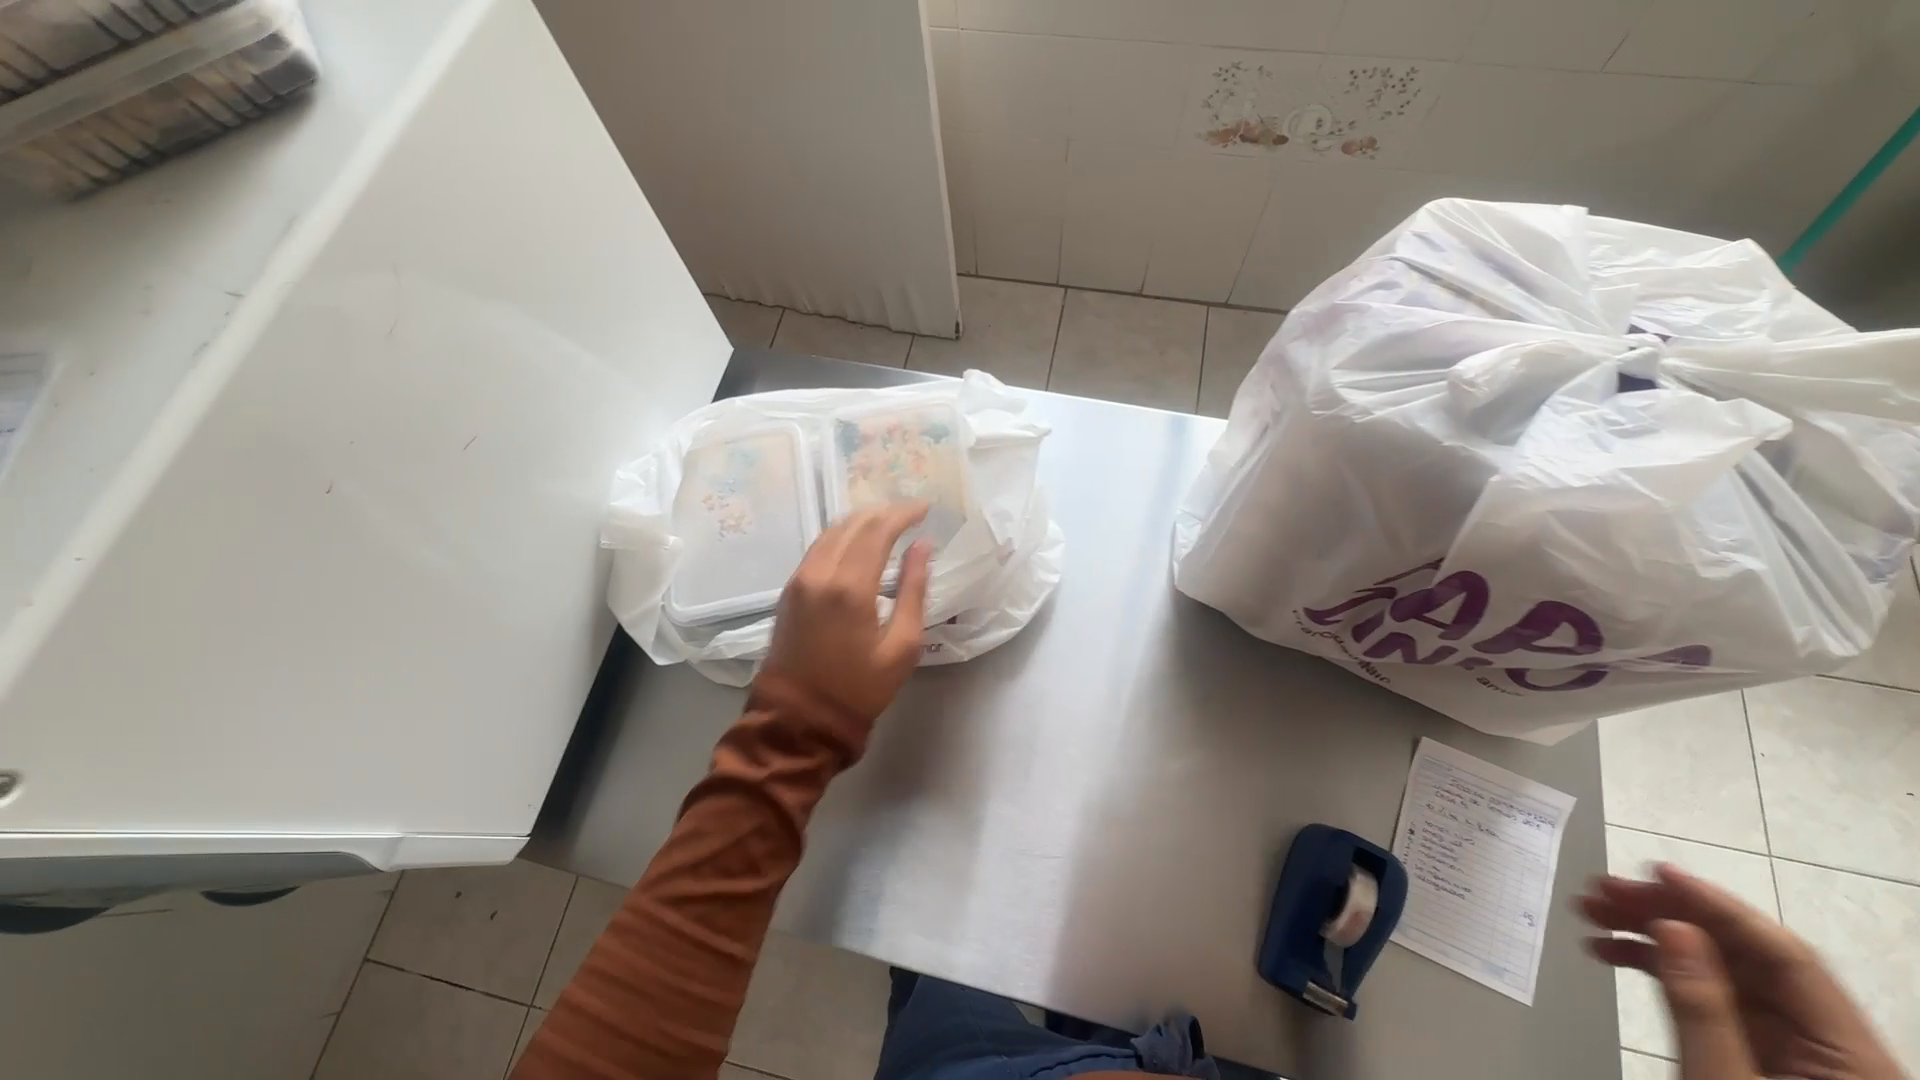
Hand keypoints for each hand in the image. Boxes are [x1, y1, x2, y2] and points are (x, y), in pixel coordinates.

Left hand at [759, 501, 932, 738]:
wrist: (800, 717)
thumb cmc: (859, 688)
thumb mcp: (902, 646)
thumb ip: (914, 590)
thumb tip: (923, 548)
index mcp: (850, 587)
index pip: (878, 530)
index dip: (903, 513)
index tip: (926, 509)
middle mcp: (820, 573)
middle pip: (853, 523)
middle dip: (884, 513)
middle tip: (911, 514)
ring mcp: (799, 580)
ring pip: (831, 532)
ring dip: (861, 522)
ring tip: (889, 525)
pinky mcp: (789, 590)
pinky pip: (818, 548)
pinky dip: (842, 537)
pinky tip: (859, 544)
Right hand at [1578, 863, 1904, 1079]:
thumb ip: (1704, 1006)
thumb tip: (1675, 928)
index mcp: (1851, 1055)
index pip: (1784, 955)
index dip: (1719, 905)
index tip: (1657, 871)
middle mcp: (1829, 1042)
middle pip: (1748, 955)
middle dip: (1671, 914)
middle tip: (1602, 891)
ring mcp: (1793, 1047)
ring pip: (1723, 968)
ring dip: (1654, 934)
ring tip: (1590, 913)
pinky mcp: (1760, 1054)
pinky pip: (1711, 994)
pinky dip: (1658, 967)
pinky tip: (1608, 952)